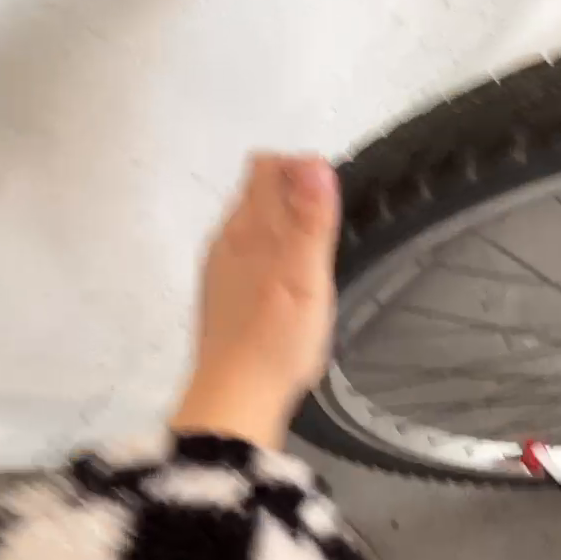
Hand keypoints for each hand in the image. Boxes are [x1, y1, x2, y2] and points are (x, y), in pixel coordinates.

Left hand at [170, 153, 340, 448]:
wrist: (236, 397)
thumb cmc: (278, 339)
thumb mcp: (304, 277)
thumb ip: (310, 222)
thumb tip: (314, 163)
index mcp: (246, 229)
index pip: (267, 168)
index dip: (303, 169)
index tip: (338, 198)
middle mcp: (227, 239)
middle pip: (258, 191)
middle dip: (297, 193)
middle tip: (336, 226)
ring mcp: (222, 267)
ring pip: (255, 223)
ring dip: (288, 223)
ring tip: (321, 253)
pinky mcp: (226, 294)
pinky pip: (252, 253)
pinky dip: (277, 252)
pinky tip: (296, 282)